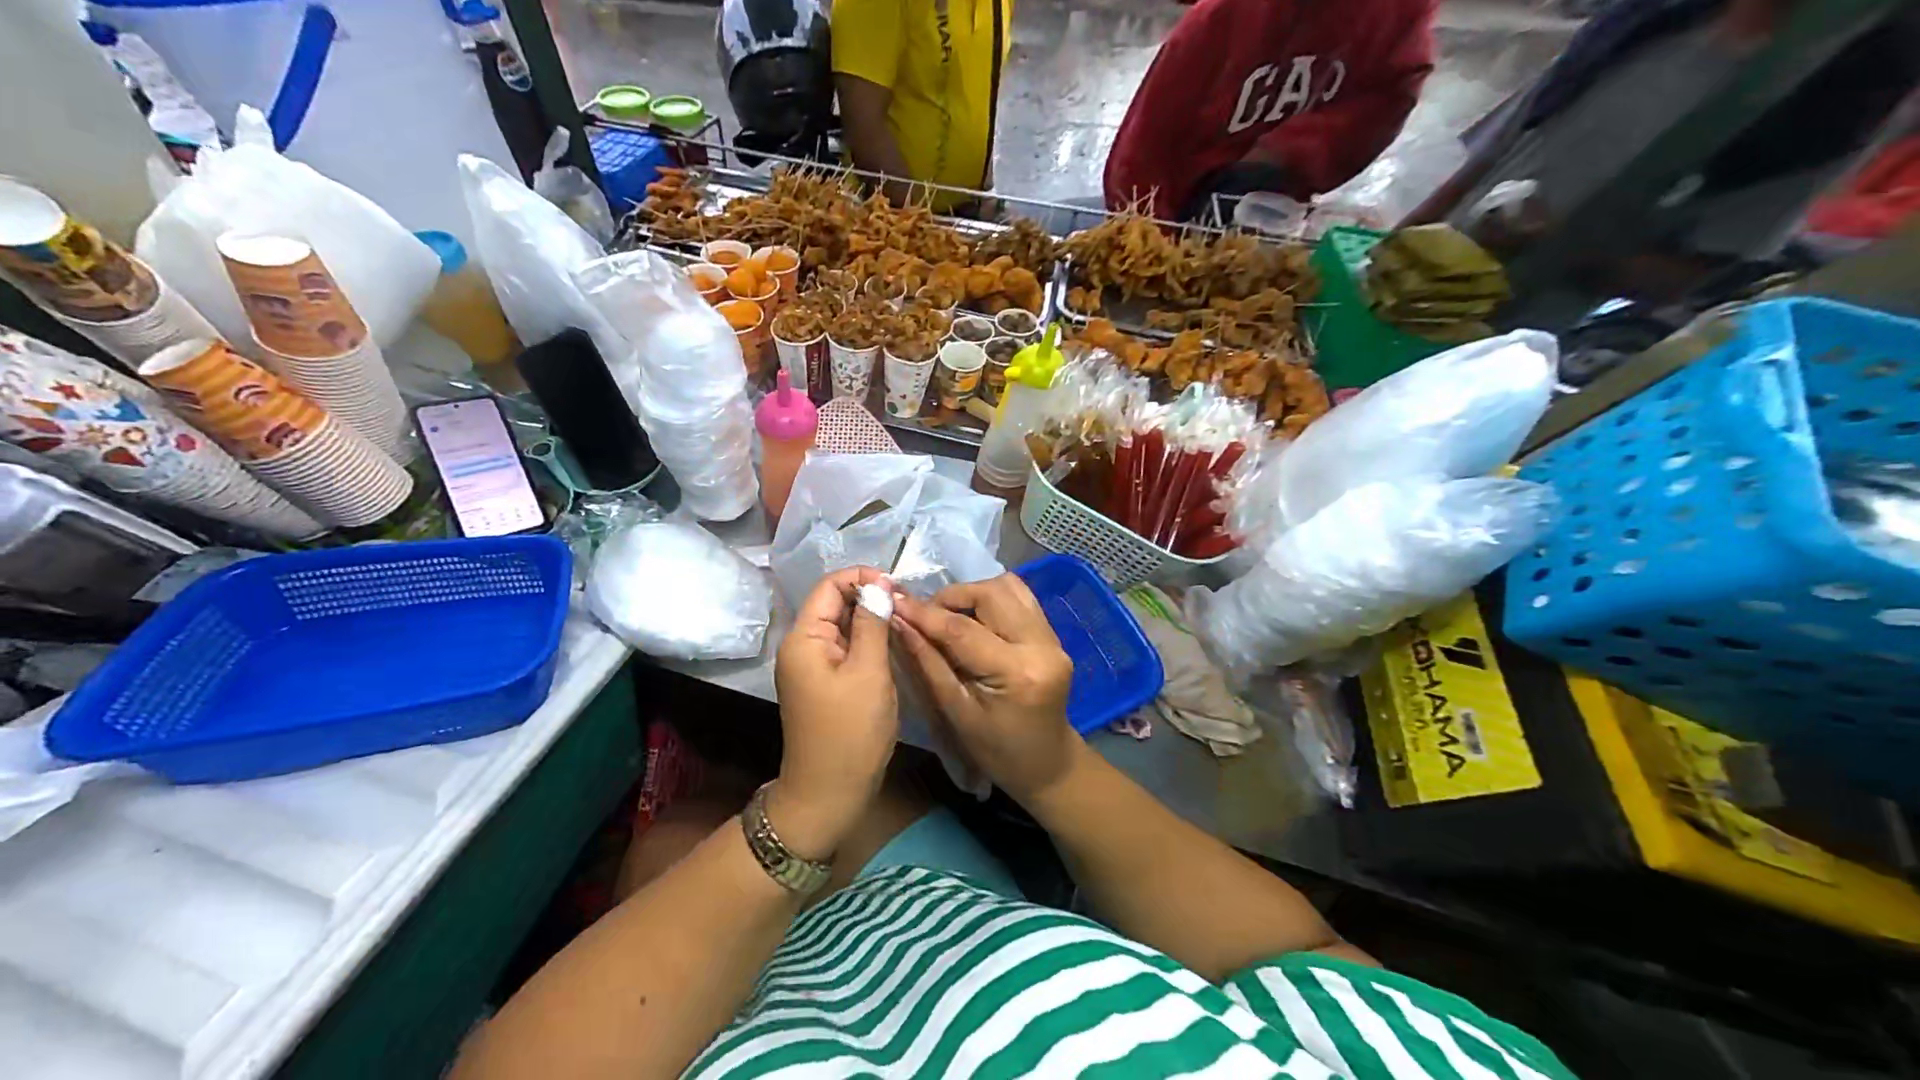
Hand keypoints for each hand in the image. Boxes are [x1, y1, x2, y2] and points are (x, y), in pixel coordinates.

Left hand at [771, 567, 897, 859]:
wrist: (829, 793)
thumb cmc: (850, 731)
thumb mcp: (869, 672)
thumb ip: (872, 623)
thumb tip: (879, 584)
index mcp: (804, 638)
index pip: (830, 586)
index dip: (863, 578)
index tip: (899, 588)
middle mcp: (802, 646)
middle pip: (834, 604)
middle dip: (870, 597)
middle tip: (909, 606)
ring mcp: (812, 666)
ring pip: (843, 626)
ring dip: (871, 619)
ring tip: (906, 623)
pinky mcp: (825, 683)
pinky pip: (845, 649)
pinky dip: (868, 641)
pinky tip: (893, 646)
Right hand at [891, 575, 1079, 801]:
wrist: (1047, 764)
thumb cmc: (997, 751)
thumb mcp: (955, 713)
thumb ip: (928, 662)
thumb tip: (899, 620)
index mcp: (1017, 673)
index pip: (963, 630)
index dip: (924, 613)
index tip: (893, 601)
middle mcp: (1041, 646)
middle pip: (991, 594)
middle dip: (952, 596)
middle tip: (925, 614)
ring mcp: (1052, 638)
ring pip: (1008, 588)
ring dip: (972, 593)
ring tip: (948, 614)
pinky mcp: (1053, 635)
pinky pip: (1020, 599)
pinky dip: (991, 599)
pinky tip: (973, 617)